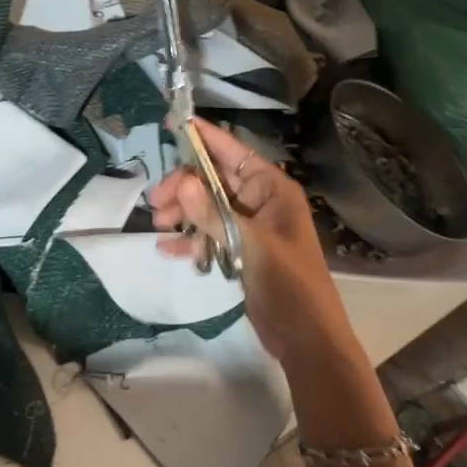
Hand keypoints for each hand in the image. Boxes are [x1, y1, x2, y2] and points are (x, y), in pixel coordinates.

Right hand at [149, 118, 330, 353]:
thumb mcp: (251, 247)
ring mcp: (249, 226)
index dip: (204, 137)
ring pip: (206, 205)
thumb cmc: (290, 286)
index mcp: (272, 189)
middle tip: (157, 204)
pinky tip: (167, 249)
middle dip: (182, 187)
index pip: (233, 151)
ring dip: (182, 213)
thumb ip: (213, 214)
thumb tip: (181, 182)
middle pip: (212, 179)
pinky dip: (189, 239)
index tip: (173, 124)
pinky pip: (208, 233)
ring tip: (158, 227)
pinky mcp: (240, 250)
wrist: (309, 342)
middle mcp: (259, 201)